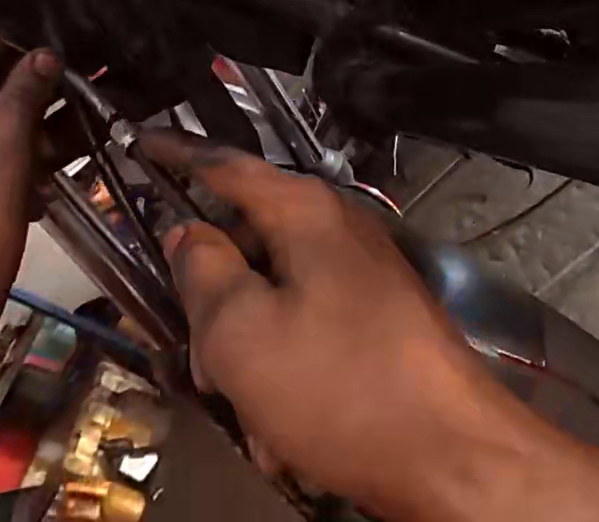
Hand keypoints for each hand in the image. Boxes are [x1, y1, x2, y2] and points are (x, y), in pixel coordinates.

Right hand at [141, 131, 598, 521]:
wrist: (455, 456)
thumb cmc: (342, 386)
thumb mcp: (244, 333)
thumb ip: (202, 272)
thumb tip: (188, 233)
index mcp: (304, 211)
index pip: (226, 165)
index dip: (177, 153)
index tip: (144, 143)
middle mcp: (334, 226)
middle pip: (245, 241)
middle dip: (215, 303)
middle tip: (204, 363)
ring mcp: (357, 269)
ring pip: (270, 294)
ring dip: (248, 352)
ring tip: (257, 414)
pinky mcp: (371, 313)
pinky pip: (303, 324)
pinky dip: (284, 369)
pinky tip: (289, 429)